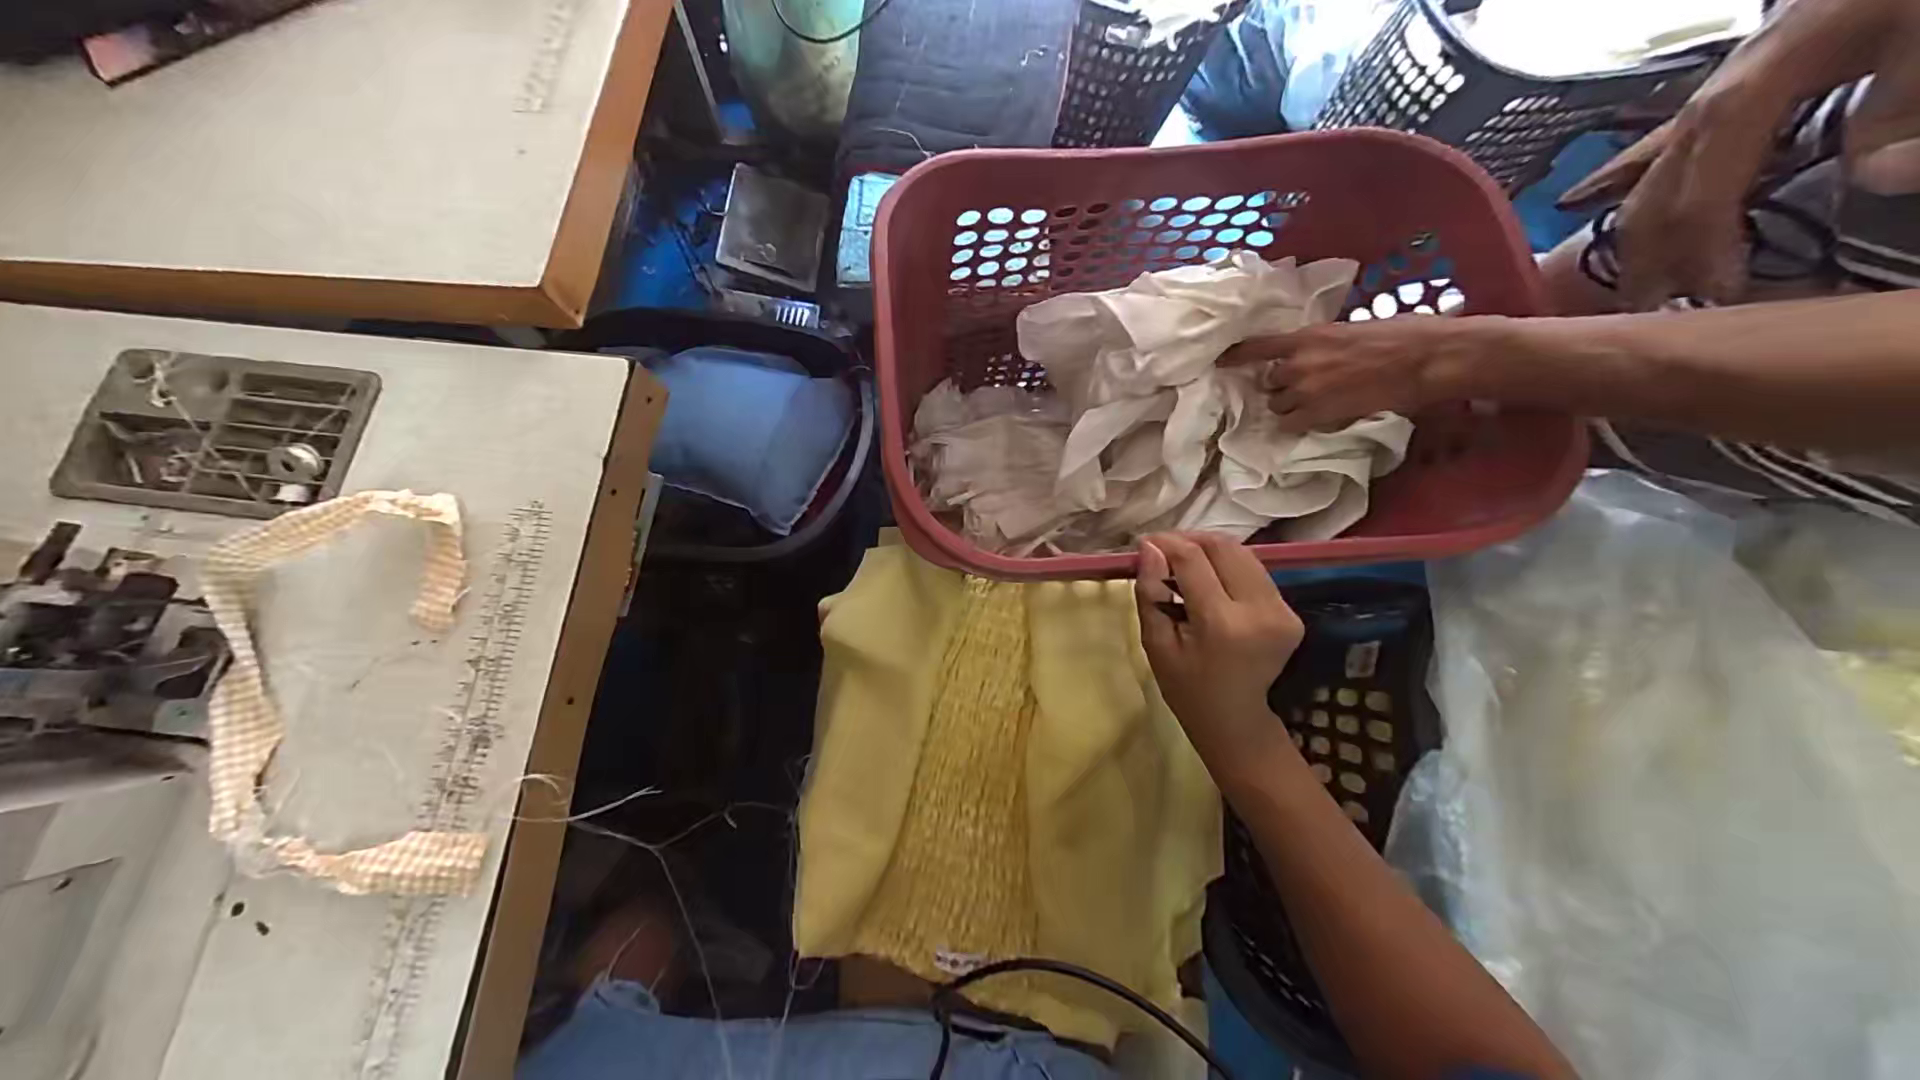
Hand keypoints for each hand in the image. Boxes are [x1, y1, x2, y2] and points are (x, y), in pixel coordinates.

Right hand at [1135, 533, 1304, 778]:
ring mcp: (1281, 611)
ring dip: (1209, 549)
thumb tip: (1150, 548)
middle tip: (1163, 548)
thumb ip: (1151, 593)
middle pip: (1224, 547)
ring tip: (1182, 561)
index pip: (1193, 560)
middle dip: (1189, 539)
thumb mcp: (1156, 643)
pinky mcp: (1290, 612)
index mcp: (1222, 623)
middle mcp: (1259, 610)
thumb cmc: (1186, 686)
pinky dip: (1227, 566)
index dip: (1167, 544)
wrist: (1234, 718)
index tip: (1145, 543)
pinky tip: (1207, 579)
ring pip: (1243, 553)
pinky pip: (1254, 571)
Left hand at [1220, 316, 1483, 431]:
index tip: (1220, 361)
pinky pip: (1291, 424)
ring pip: (1277, 405)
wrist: (1427, 358)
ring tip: (1310, 404)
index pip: (1257, 347)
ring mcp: (1307, 390)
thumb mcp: (1352, 329)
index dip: (1235, 355)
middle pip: (1268, 381)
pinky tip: (1314, 420)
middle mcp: (1299, 363)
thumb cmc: (1402, 336)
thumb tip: (1313, 351)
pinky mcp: (1319, 413)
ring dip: (1287, 405)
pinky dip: (1297, 424)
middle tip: (1298, 387)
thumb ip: (1324, 342)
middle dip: (1278, 386)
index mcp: (1308, 337)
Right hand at [1554, 0, 1914, 308]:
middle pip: (1649, 205)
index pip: (1697, 200)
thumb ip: (1898, 106)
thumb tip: (1879, 180)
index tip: (1718, 299)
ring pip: (1639, 189)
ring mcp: (1694, 110)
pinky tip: (1580, 208)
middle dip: (1649, 265)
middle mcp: (1698, 113)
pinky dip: (1613, 187)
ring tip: (1640, 293)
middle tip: (1657, 316)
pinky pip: (1644, 157)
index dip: (1701, 255)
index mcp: (1739, 101)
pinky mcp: (1708, 105)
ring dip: (1635, 245)